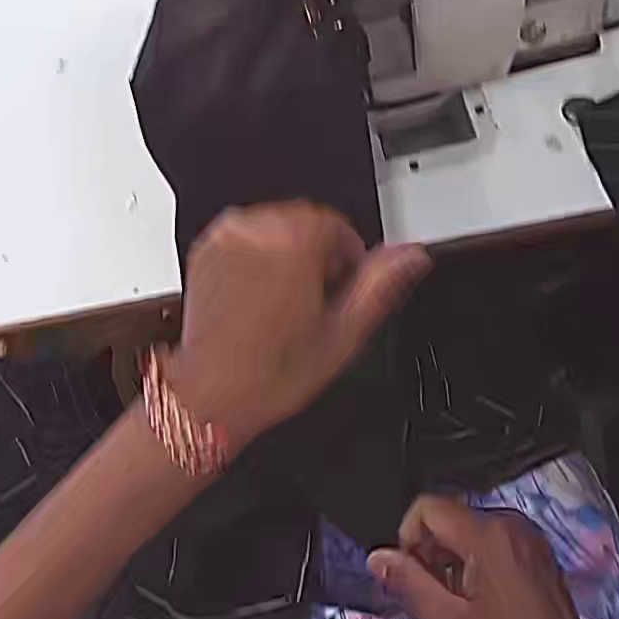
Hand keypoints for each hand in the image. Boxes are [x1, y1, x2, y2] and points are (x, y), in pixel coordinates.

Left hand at [172, 203, 429, 451]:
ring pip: (276, 227)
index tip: (346, 282)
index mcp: (295, 244)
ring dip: (290, 254)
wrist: (211, 395)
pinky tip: (262, 296)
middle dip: (319, 255)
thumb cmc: (269, 374)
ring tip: (288, 302)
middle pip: (306, 223)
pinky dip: (260, 257)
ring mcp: (229, 239)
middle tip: (318, 299)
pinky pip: (246, 236)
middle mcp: (258, 232)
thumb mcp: (344, 333)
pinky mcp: (207, 250)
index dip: (349, 257)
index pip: (337, 225)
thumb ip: (381, 285)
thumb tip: (412, 256)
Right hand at [368, 498, 618, 618]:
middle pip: (449, 515)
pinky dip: (477, 557)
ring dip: (453, 556)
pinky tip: (484, 598)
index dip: (409, 537)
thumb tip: (378, 557)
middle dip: (432, 550)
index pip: (428, 507)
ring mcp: (526, 533)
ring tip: (462, 601)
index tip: (414, 576)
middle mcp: (509, 522)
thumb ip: (410, 583)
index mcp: (487, 534)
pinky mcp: (536, 548)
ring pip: (469, 526)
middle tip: (437, 595)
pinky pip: (492, 536)